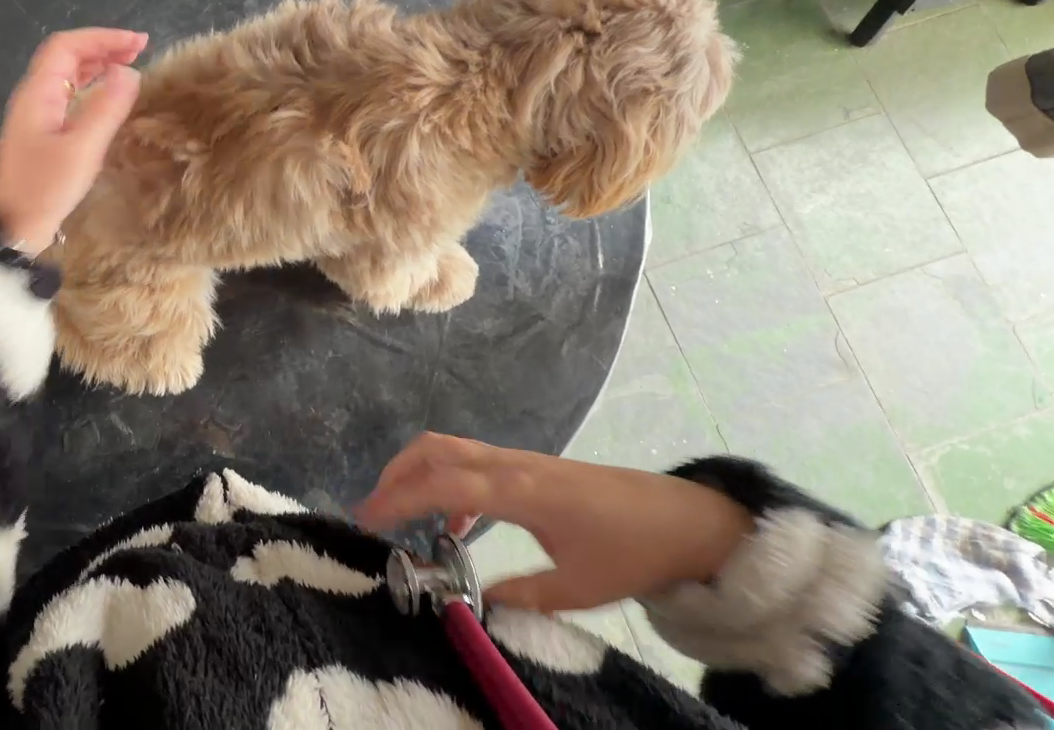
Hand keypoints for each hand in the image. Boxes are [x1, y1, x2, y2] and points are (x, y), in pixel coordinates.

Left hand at [0, 28, 147, 253]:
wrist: (16, 226)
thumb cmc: (46, 188)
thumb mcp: (82, 148)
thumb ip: (107, 108)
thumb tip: (129, 72)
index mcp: (37, 93)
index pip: (67, 46)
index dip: (103, 38)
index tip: (139, 44)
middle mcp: (33, 96)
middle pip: (66, 56)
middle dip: (102, 47)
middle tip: (140, 50)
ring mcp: (35, 114)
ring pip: (67, 75)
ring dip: (97, 64)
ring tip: (129, 65)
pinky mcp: (42, 132)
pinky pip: (67, 95)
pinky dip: (91, 86)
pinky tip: (108, 94)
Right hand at [355, 434, 752, 613]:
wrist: (685, 519)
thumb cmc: (633, 551)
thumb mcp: (579, 588)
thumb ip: (520, 596)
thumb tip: (469, 604)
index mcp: (519, 491)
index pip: (442, 483)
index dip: (399, 498)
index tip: (368, 519)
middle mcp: (509, 465)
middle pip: (433, 449)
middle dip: (394, 475)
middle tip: (371, 512)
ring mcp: (516, 461)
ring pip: (447, 449)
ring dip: (414, 473)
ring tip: (398, 514)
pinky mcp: (524, 466)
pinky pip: (468, 461)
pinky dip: (443, 480)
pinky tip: (453, 522)